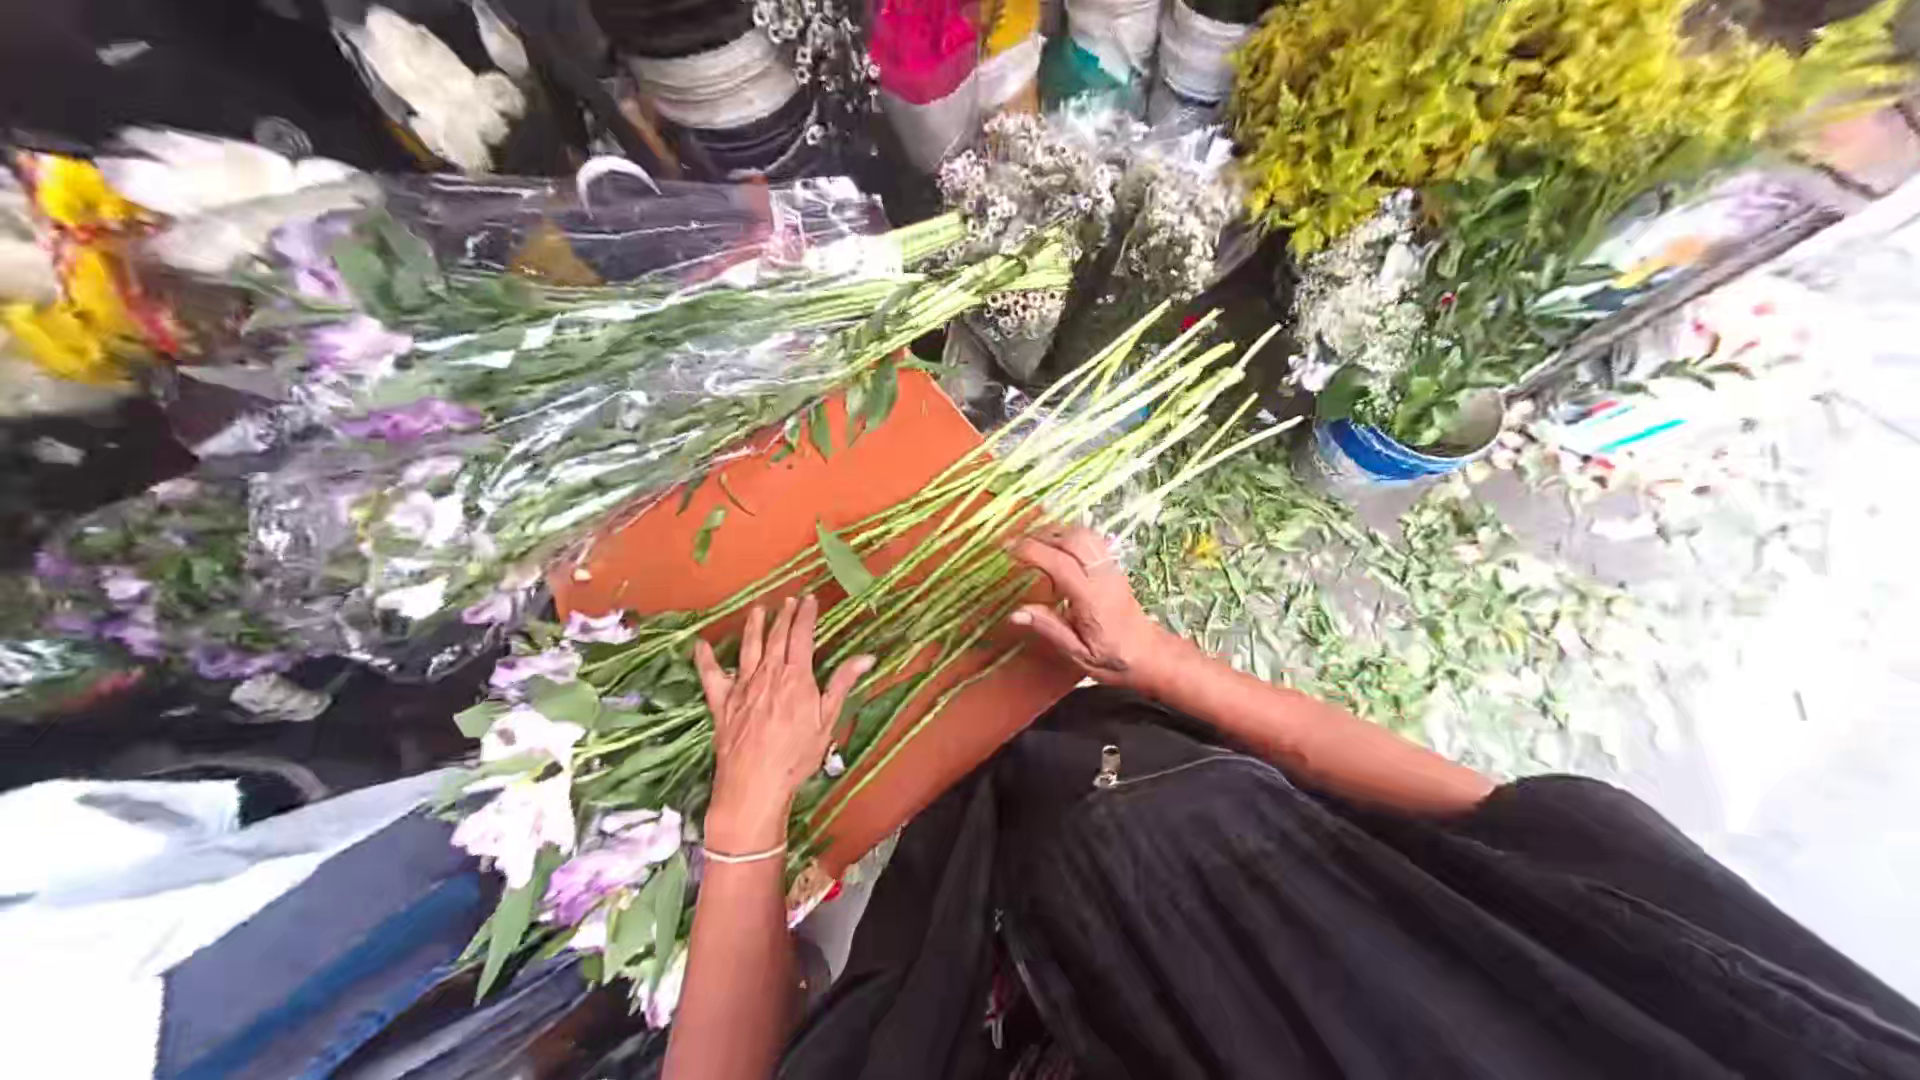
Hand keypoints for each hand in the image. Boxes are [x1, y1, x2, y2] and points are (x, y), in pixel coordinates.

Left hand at [693, 595, 873, 852]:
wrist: (754, 783)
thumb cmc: (796, 755)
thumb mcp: (827, 720)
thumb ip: (843, 684)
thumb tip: (867, 656)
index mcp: (796, 677)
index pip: (801, 636)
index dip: (805, 615)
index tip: (809, 599)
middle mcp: (767, 674)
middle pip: (776, 637)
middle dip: (783, 615)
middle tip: (788, 600)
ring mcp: (742, 687)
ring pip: (748, 648)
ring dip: (753, 626)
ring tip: (757, 610)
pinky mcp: (722, 703)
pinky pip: (710, 676)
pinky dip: (705, 659)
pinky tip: (700, 645)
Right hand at [1008, 524, 1187, 694]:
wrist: (1148, 654)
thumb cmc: (1112, 658)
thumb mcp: (1078, 653)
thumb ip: (1049, 629)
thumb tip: (1016, 613)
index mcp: (1092, 598)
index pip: (1060, 564)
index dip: (1032, 551)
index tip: (1008, 548)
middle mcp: (1102, 576)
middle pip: (1073, 539)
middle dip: (1041, 535)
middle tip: (1015, 543)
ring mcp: (1111, 568)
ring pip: (1084, 534)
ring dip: (1056, 532)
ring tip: (1032, 541)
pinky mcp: (1113, 566)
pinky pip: (1091, 539)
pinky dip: (1069, 535)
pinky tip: (1055, 545)